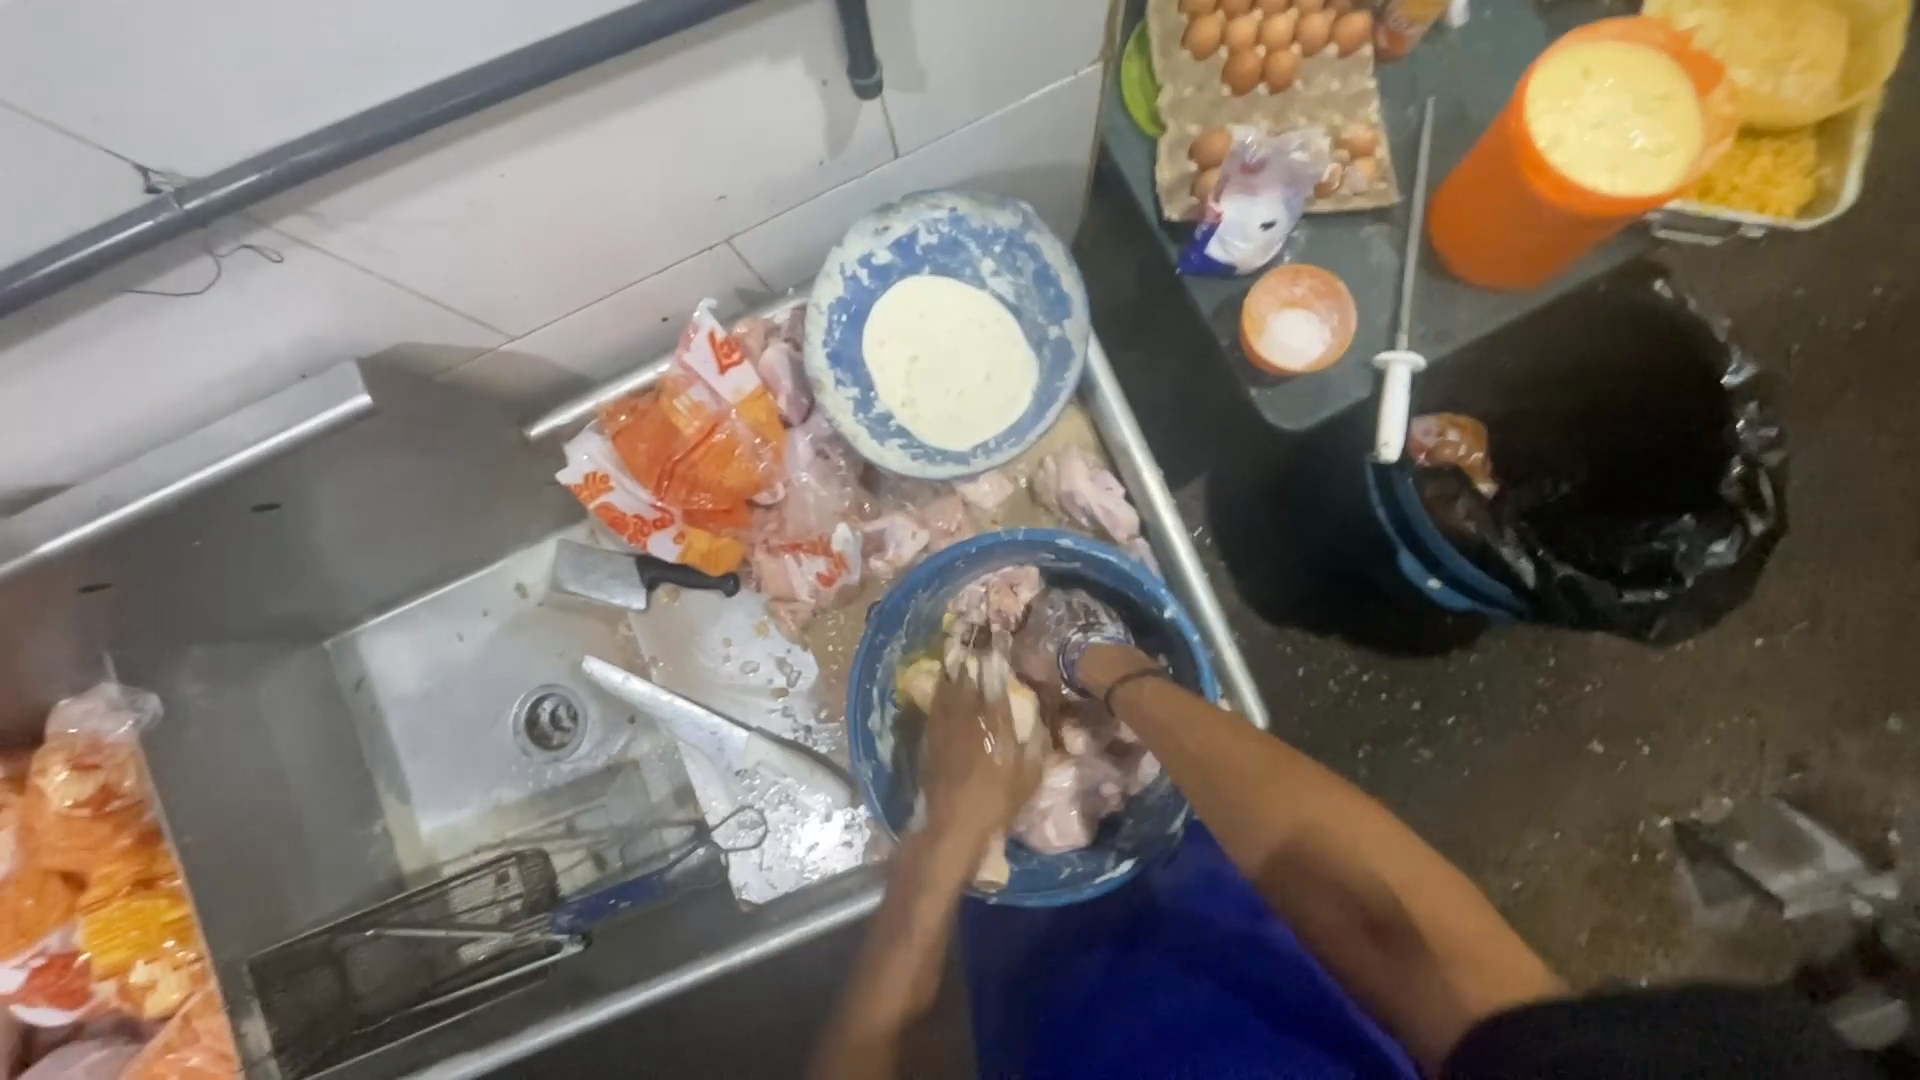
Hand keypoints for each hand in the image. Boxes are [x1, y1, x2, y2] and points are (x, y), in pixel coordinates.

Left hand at [921, 659, 1043, 851]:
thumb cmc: (998, 802)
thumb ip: (1036, 745)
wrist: (954, 823)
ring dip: (954, 669)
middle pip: (969, 679)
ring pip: (949, 688)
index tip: (998, 640)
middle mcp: (970, 716)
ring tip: (957, 652)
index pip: (996, 682)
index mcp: (997, 723)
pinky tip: (942, 683)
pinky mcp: (931, 737)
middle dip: (972, 658)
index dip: (996, 659)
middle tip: (973, 639)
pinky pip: (936, 705)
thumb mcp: (1030, 775)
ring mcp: (947, 725)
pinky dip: (940, 691)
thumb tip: (1041, 722)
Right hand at [1009, 589, 1132, 698]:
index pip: (1029, 604)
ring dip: (1074, 627)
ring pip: (1077, 614)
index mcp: (1042, 597)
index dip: (1027, 620)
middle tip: (1049, 641)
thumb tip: (1010, 637)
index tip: (1026, 634)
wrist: (1098, 662)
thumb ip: (1013, 642)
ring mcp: (1094, 604)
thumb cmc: (1051, 656)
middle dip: (1052, 621)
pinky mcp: (1115, 619)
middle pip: (1055, 607)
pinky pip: (1096, 626)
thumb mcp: (1020, 655)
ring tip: (1071, 648)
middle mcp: (1068, 593)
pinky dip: (1091, 635)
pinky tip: (1089, 651)